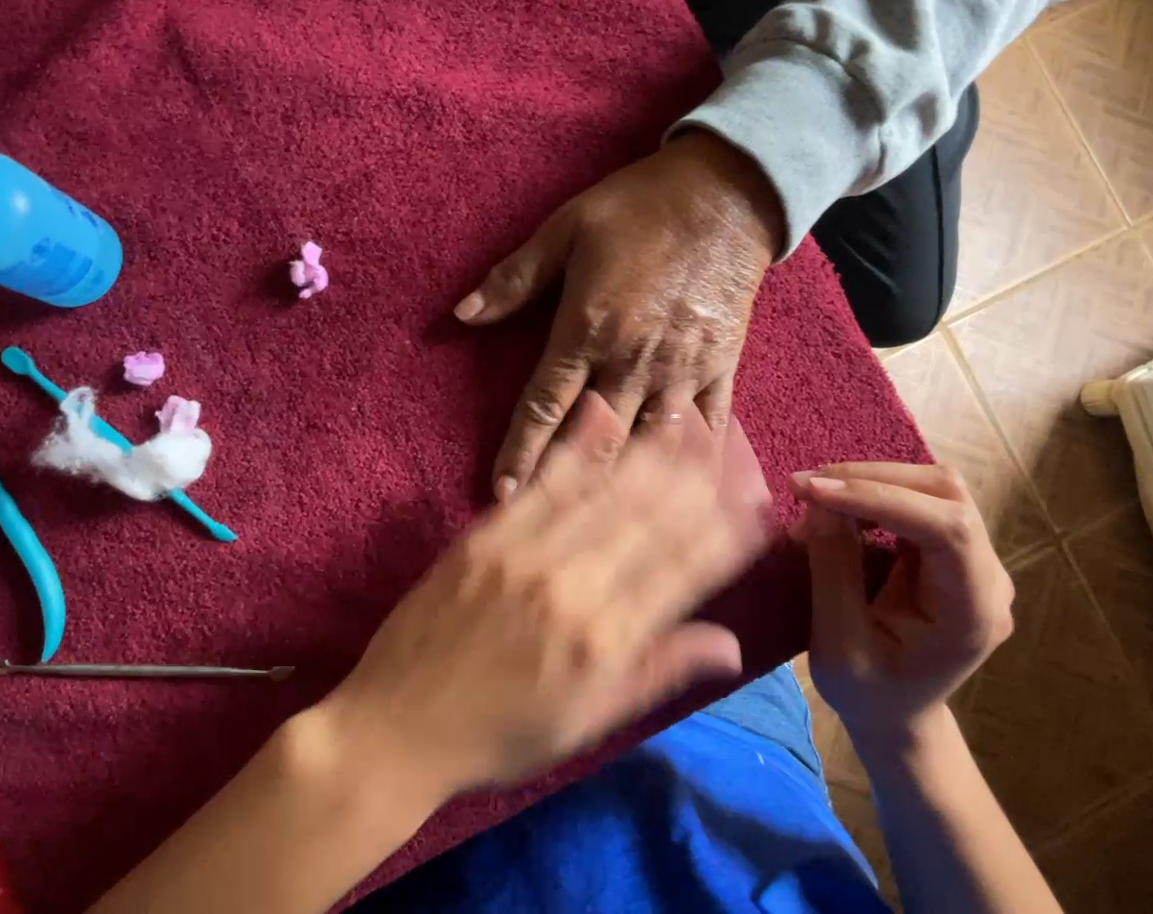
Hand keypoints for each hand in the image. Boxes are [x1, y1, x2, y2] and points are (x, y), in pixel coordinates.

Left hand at [320, 399, 763, 797]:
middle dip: (695, 481)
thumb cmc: (499, 736)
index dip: (723, 534)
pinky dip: (575, 449)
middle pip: (648, 521)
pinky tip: (601, 415)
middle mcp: (572, 587)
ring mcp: (524, 555)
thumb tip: (729, 644)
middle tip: (728, 446)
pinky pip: (540, 485)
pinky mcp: (482, 536)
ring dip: (646, 453)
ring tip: (681, 419)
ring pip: (602, 493)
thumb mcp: (587, 722)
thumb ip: (656, 673)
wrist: (397, 727)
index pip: (682, 572)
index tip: (755, 506)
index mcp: (604, 641)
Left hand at [455, 130, 785, 499]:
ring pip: (648, 445)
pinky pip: (707, 427)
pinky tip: (685, 502)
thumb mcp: (565, 229)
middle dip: (566, 486)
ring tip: (602, 532)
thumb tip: (461, 314)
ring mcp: (680, 368)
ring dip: (624, 489)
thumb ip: (514, 278)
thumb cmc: (638, 209)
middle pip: (593, 439)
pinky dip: (694, 466)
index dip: (520, 451)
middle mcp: (631, 360)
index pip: (544, 404)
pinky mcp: (720, 368)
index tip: (501, 493)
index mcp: (587, 329)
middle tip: (540, 530)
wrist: (726, 194)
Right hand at [793, 463, 1015, 741]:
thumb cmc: (867, 692)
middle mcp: (989, 577)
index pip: (946, 528)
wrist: (895, 715)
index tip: (812, 491)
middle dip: (871, 478)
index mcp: (973, 611)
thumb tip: (821, 500)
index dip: (879, 498)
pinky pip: (920, 499)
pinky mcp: (953, 551)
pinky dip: (873, 490)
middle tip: (805, 486)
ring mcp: (976, 560)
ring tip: (815, 491)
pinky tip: (838, 502)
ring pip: (934, 487)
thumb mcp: (837, 642)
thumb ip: (834, 568)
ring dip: (870, 478)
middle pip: (946, 494)